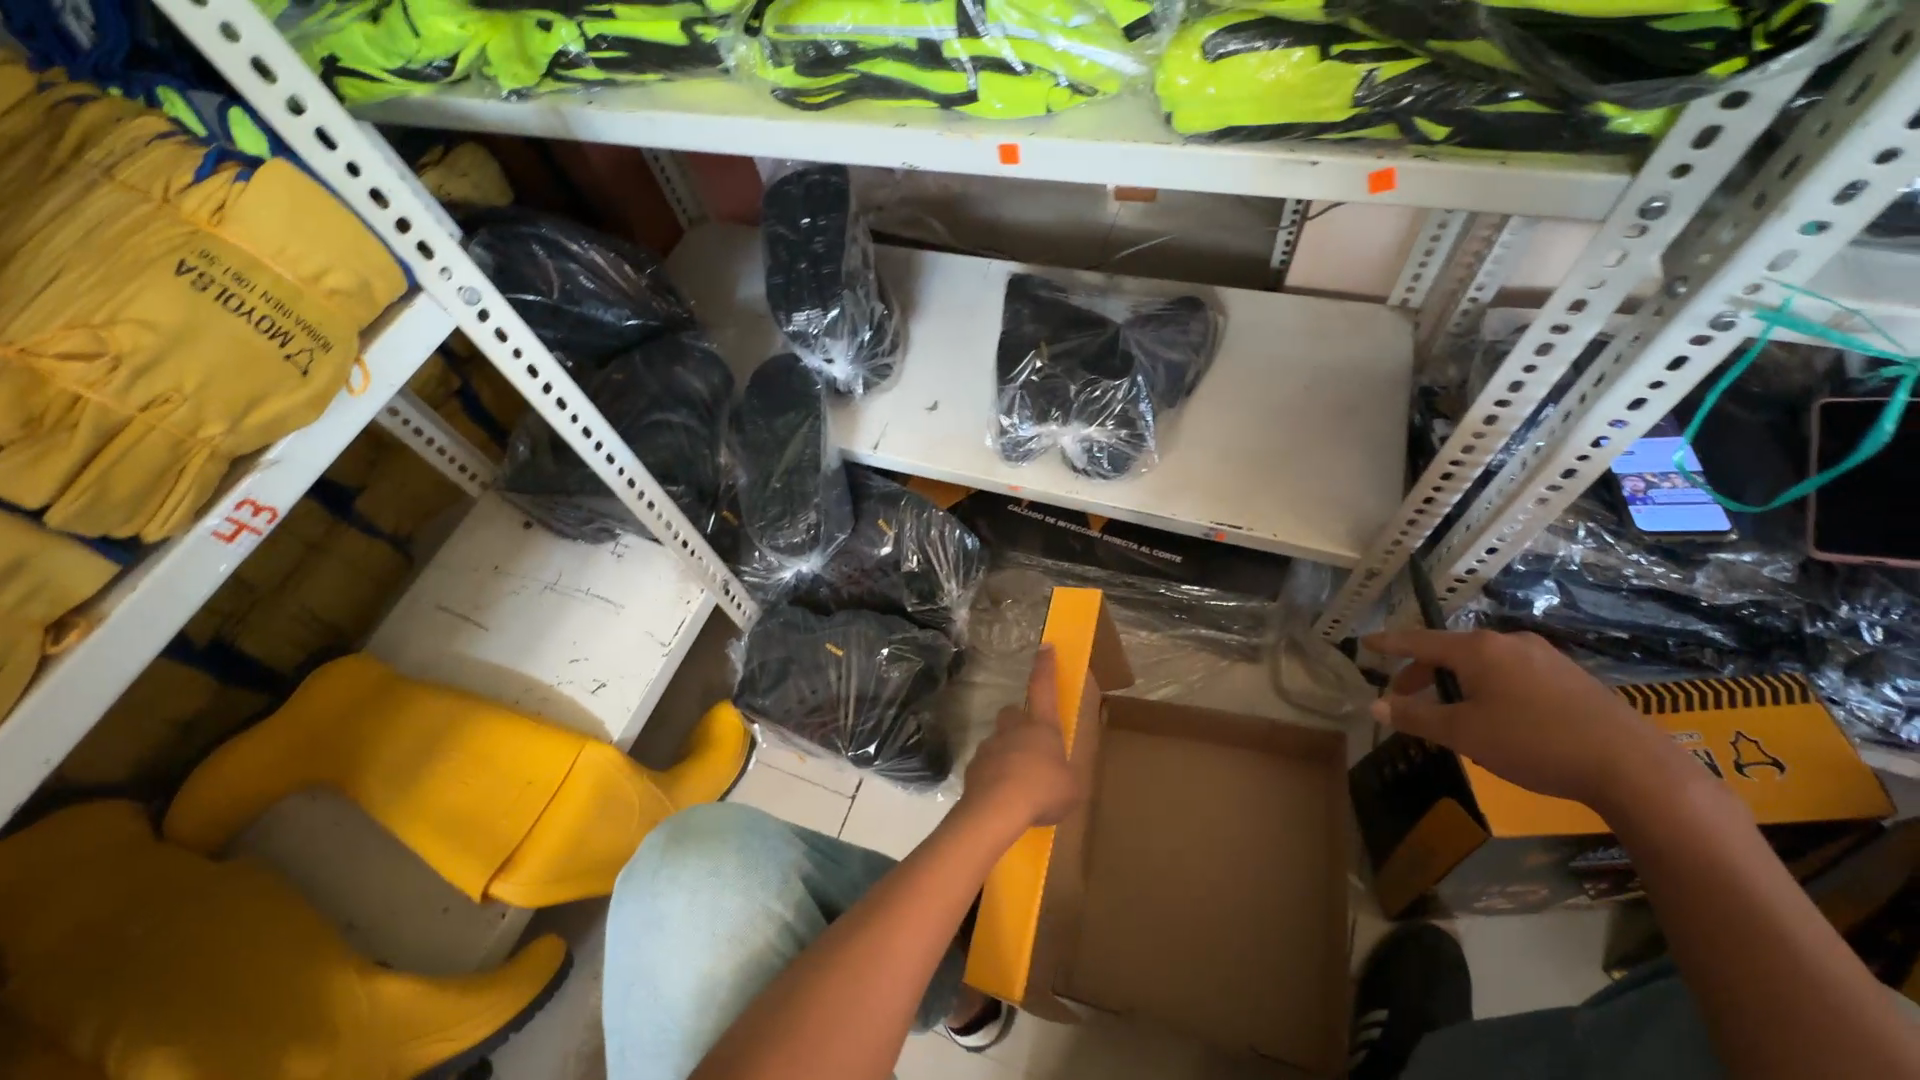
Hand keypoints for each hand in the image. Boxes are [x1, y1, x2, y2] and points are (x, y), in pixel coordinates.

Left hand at [962, 646, 1083, 828]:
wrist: (996, 810)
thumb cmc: (1043, 791)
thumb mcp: (1071, 788)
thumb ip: (1067, 777)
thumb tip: (1062, 778)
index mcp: (1042, 727)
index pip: (1043, 688)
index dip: (1045, 667)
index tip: (1045, 647)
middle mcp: (1013, 730)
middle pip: (1012, 712)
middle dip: (1019, 721)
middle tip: (1030, 743)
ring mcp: (989, 747)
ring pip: (997, 740)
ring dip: (1006, 752)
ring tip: (1018, 780)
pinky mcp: (973, 768)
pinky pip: (985, 766)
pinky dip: (992, 776)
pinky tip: (1001, 796)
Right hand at [1364, 628, 1685, 811]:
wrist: (1630, 765)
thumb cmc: (1533, 743)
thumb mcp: (1464, 735)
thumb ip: (1416, 718)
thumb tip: (1375, 706)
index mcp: (1478, 649)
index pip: (1419, 641)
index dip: (1389, 644)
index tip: (1365, 642)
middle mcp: (1509, 642)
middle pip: (1452, 651)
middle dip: (1423, 673)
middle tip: (1404, 698)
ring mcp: (1544, 657)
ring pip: (1484, 664)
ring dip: (1457, 684)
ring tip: (1449, 714)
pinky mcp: (1570, 677)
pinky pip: (1512, 674)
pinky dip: (1488, 689)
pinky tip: (1495, 719)